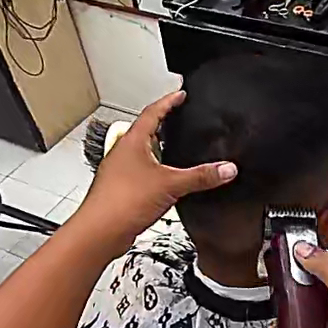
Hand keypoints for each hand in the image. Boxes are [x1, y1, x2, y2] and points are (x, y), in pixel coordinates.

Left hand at [75, 90, 234, 244]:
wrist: (100, 231)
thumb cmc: (122, 202)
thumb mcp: (171, 184)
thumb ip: (202, 176)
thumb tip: (227, 168)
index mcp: (132, 142)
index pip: (152, 112)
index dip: (168, 102)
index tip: (180, 95)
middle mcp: (124, 153)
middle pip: (147, 131)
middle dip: (165, 125)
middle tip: (181, 120)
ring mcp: (121, 171)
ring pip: (145, 153)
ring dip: (161, 150)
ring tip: (179, 151)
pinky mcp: (123, 189)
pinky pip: (144, 173)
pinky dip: (158, 172)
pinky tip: (169, 183)